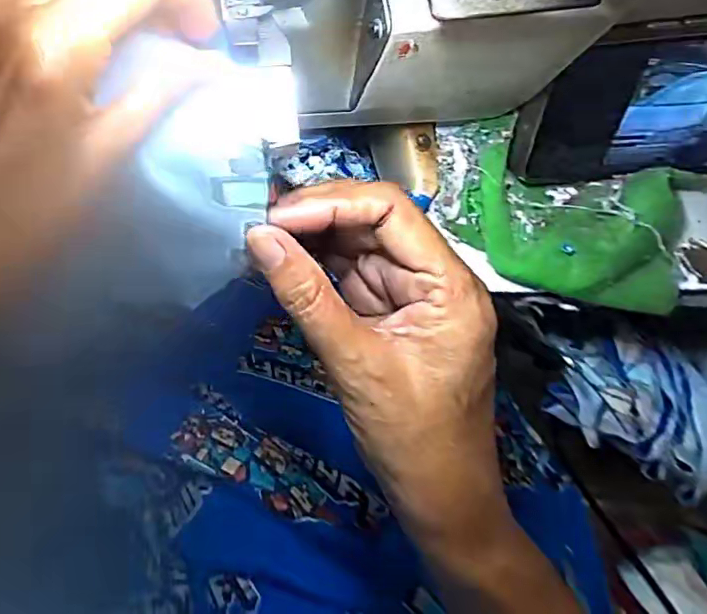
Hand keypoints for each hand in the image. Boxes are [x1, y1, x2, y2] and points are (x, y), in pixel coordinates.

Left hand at [0, 0, 217, 362]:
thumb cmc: (23, 222)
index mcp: (53, 44)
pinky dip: (51, 8)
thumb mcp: (104, 158)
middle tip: (169, 29)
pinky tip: (57, 51)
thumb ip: (159, 90)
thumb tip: (207, 61)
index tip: (200, 35)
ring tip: (117, 40)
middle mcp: (3, 8)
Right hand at [245, 181, 501, 538]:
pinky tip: (280, 259)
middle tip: (262, 224)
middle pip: (369, 218)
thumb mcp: (356, 364)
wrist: (439, 502)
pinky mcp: (382, 307)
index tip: (279, 217)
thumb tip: (258, 238)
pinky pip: (341, 269)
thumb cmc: (415, 440)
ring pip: (351, 240)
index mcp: (448, 285)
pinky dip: (309, 261)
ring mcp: (405, 291)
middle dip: (314, 215)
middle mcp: (430, 277)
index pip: (390, 211)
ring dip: (306, 235)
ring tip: (262, 236)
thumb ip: (306, 296)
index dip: (332, 203)